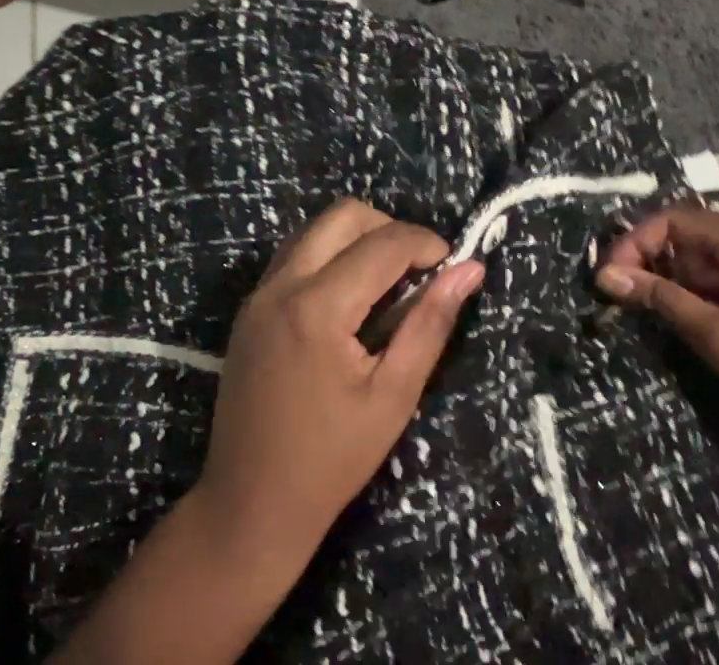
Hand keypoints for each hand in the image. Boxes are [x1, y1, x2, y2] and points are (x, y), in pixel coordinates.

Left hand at [190, 199, 484, 560]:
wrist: (252, 501)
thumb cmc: (332, 458)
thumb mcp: (394, 395)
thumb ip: (430, 324)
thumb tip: (469, 270)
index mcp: (317, 307)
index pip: (382, 243)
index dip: (427, 244)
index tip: (453, 267)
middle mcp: (280, 286)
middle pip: (342, 216)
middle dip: (389, 229)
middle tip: (419, 272)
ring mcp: (258, 296)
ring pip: (314, 231)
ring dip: (357, 240)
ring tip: (388, 287)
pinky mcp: (249, 311)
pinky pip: (293, 257)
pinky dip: (329, 258)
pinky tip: (350, 303)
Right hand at [594, 206, 718, 468]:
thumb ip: (662, 300)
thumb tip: (608, 276)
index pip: (677, 219)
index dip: (635, 243)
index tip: (608, 280)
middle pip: (693, 235)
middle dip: (654, 263)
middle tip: (624, 302)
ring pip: (711, 260)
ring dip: (678, 283)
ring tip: (653, 318)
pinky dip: (705, 296)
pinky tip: (692, 325)